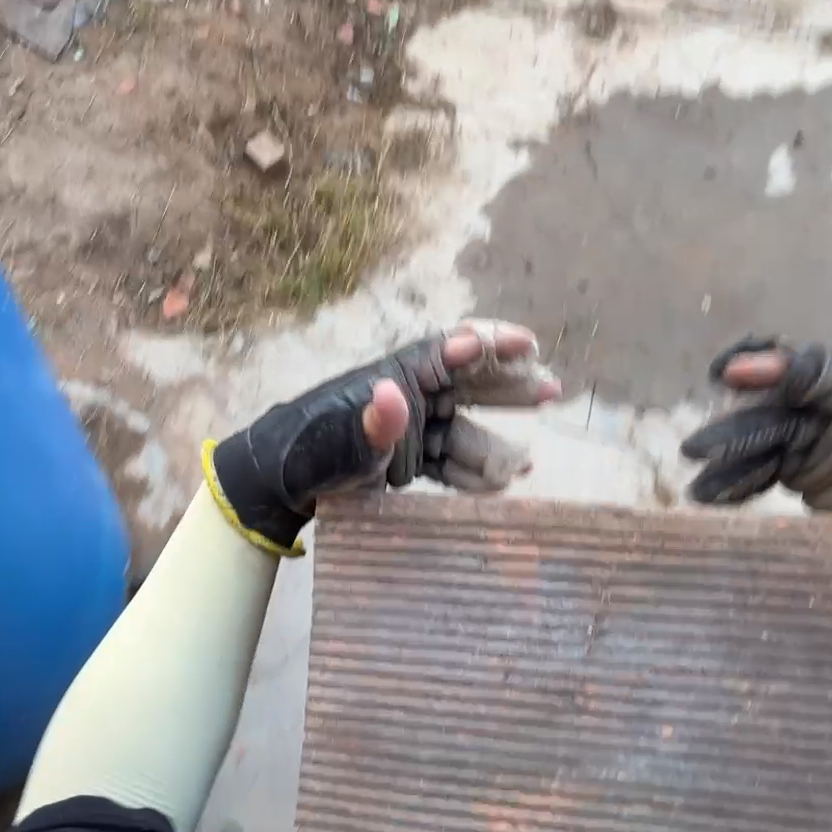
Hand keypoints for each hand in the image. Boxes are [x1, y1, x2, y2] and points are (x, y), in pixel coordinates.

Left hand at [207, 321, 561, 554]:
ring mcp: (410, 434)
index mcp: (395, 379)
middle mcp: (409, 401)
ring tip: (524, 466)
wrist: (280, 488)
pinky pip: (448, 466)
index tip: (528, 343)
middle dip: (508, 387)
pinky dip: (470, 477)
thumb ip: (372, 423)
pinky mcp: (406, 464)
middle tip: (551, 389)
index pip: (448, 353)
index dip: (489, 344)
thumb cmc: (309, 452)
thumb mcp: (343, 442)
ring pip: (463, 433)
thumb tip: (394, 392)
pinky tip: (496, 488)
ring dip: (494, 447)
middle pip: (468, 387)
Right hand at [678, 337, 831, 603]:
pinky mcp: (801, 473)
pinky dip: (731, 484)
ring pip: (757, 441)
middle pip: (773, 407)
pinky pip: (757, 472)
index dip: (772, 367)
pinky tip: (709, 498)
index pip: (815, 371)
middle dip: (735, 425)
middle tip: (696, 448)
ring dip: (725, 460)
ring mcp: (814, 443)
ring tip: (698, 488)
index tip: (730, 372)